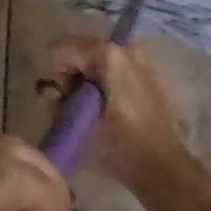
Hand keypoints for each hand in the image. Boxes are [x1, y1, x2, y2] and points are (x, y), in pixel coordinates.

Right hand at [47, 37, 187, 182]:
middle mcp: (125, 48)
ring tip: (95, 108)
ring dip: (89, 77)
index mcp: (107, 55)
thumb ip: (55, 103)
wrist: (161, 163)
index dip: (58, 75)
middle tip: (78, 106)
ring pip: (98, 57)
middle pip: (82, 49)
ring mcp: (140, 57)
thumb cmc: (118, 145)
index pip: (63, 49)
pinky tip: (111, 107)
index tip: (66, 100)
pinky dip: (105, 80)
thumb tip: (49, 91)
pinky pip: (115, 66)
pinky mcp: (148, 71)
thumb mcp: (77, 126)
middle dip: (73, 74)